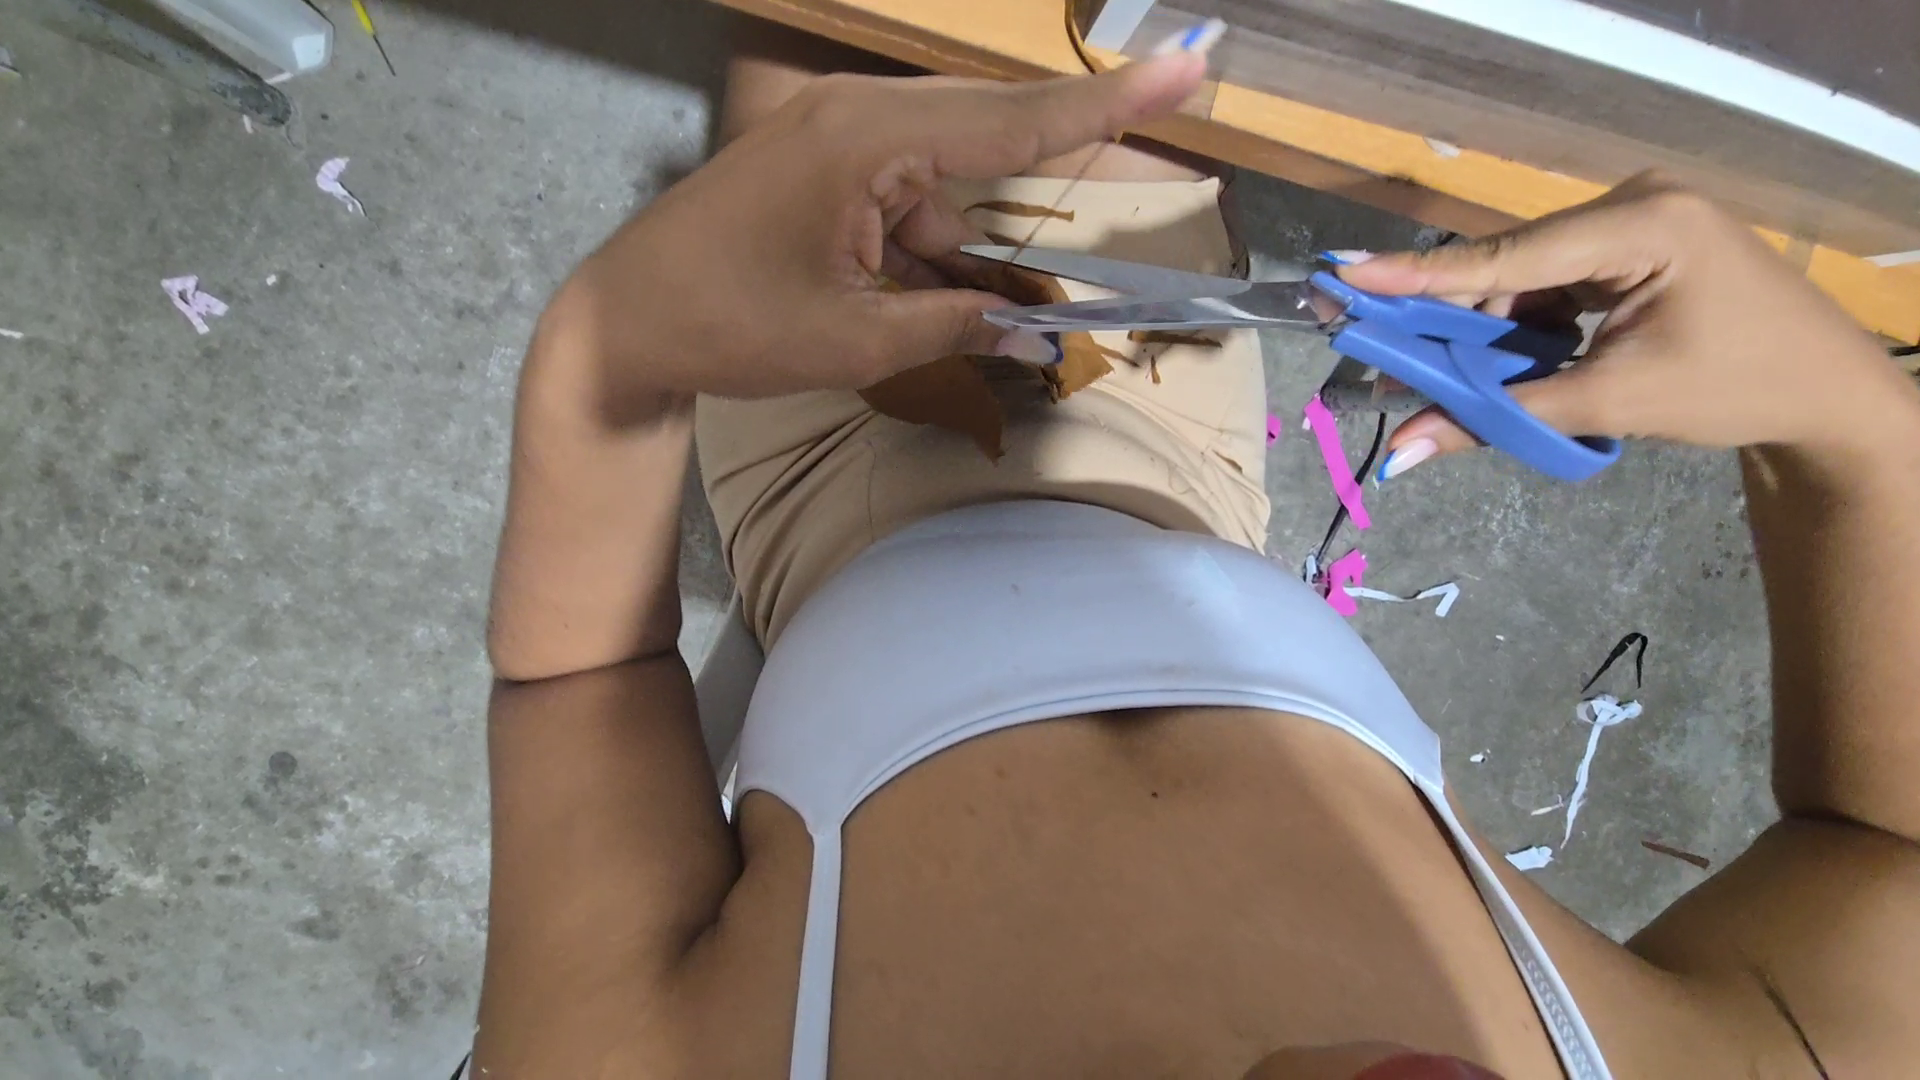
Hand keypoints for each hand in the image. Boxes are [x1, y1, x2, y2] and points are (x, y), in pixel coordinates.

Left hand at [557, 52, 1206, 402]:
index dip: (1107, 106)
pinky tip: (937, 306)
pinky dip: (930, 257)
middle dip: (1052, 174)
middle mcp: (857, 119)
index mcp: (866, 138)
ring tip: (980, 314)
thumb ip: (952, 328)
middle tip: (1134, 163)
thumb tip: (1032, 336)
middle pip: (988, 141)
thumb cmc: (730, 328)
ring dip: (971, 255)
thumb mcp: (854, 340)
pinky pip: (905, 208)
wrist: (628, 325)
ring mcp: (836, 145)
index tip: (1188, 67)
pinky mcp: (823, 178)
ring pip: (945, 190)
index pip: (1012, 122)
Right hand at [1338, 174, 1911, 474]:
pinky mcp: (1621, 250)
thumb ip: (1493, 419)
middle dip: (1444, 315)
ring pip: (1515, 277)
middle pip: (1504, 264)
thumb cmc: (1735, 391)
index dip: (1419, 273)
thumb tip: (1399, 456)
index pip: (1507, 254)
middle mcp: (1631, 208)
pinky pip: (1538, 286)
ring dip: (1474, 328)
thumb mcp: (1605, 405)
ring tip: (1427, 370)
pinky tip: (1490, 357)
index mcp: (1646, 227)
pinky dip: (1508, 327)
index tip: (1344, 272)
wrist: (1824, 395)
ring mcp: (1627, 225)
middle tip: (1376, 348)